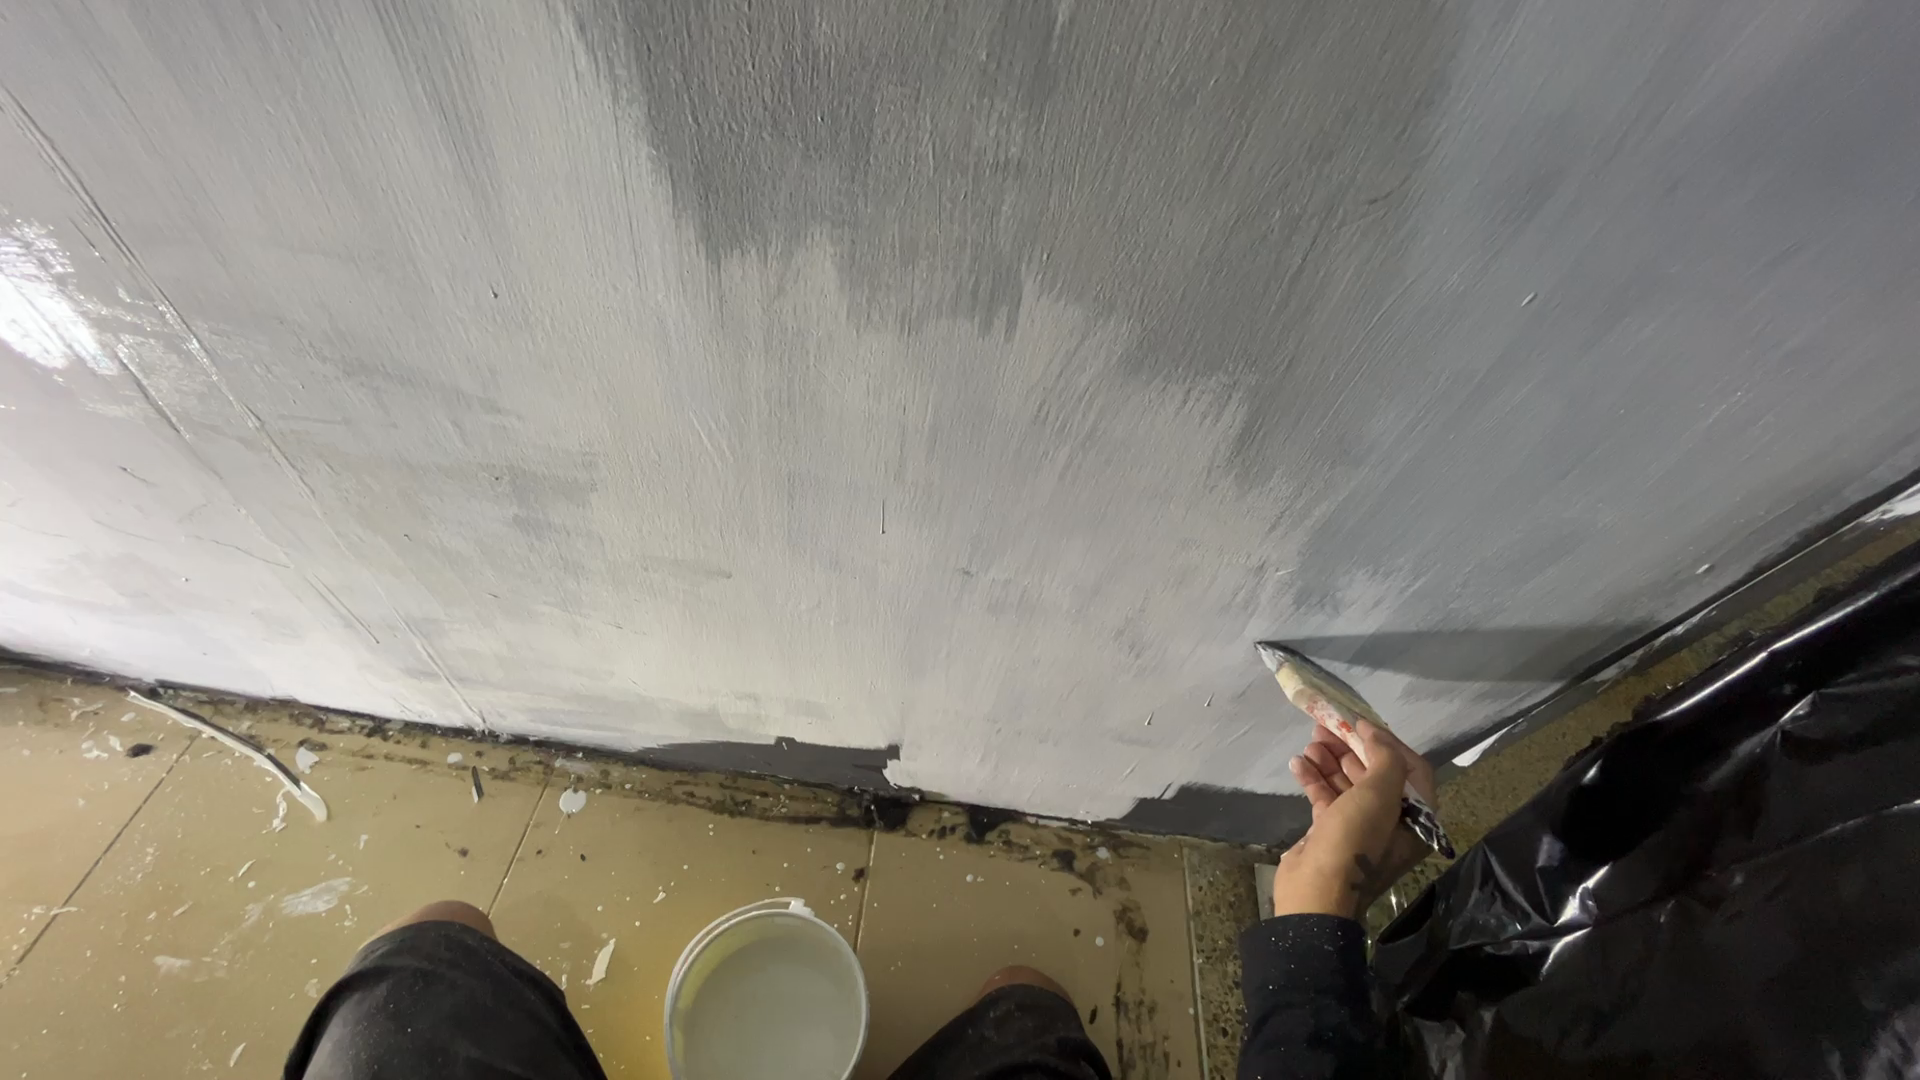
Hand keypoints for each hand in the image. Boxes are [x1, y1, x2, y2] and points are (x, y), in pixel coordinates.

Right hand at [1271, 718, 1435, 918]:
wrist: (1317, 890)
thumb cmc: (1356, 843)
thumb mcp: (1378, 798)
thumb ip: (1384, 759)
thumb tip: (1372, 730)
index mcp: (1415, 818)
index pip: (1410, 769)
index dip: (1387, 743)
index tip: (1358, 722)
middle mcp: (1391, 821)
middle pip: (1373, 773)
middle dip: (1350, 748)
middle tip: (1324, 727)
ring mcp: (1359, 826)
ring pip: (1346, 783)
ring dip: (1328, 761)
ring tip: (1309, 745)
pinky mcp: (1331, 829)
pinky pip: (1325, 796)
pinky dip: (1312, 779)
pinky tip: (1297, 765)